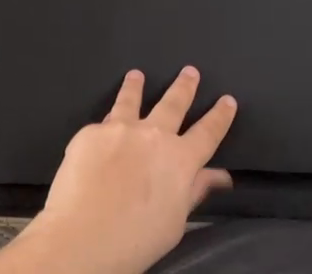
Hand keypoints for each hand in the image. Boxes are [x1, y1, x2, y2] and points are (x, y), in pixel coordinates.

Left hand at [0, 66, 237, 273]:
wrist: (83, 235)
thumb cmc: (136, 240)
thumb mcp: (175, 222)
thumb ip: (194, 191)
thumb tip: (219, 176)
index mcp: (180, 160)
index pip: (207, 133)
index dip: (219, 116)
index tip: (228, 100)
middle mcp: (153, 135)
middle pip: (173, 104)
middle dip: (184, 87)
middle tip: (190, 71)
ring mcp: (120, 129)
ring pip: (132, 100)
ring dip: (136, 86)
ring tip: (136, 75)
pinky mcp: (90, 132)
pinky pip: (102, 124)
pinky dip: (106, 123)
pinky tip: (100, 129)